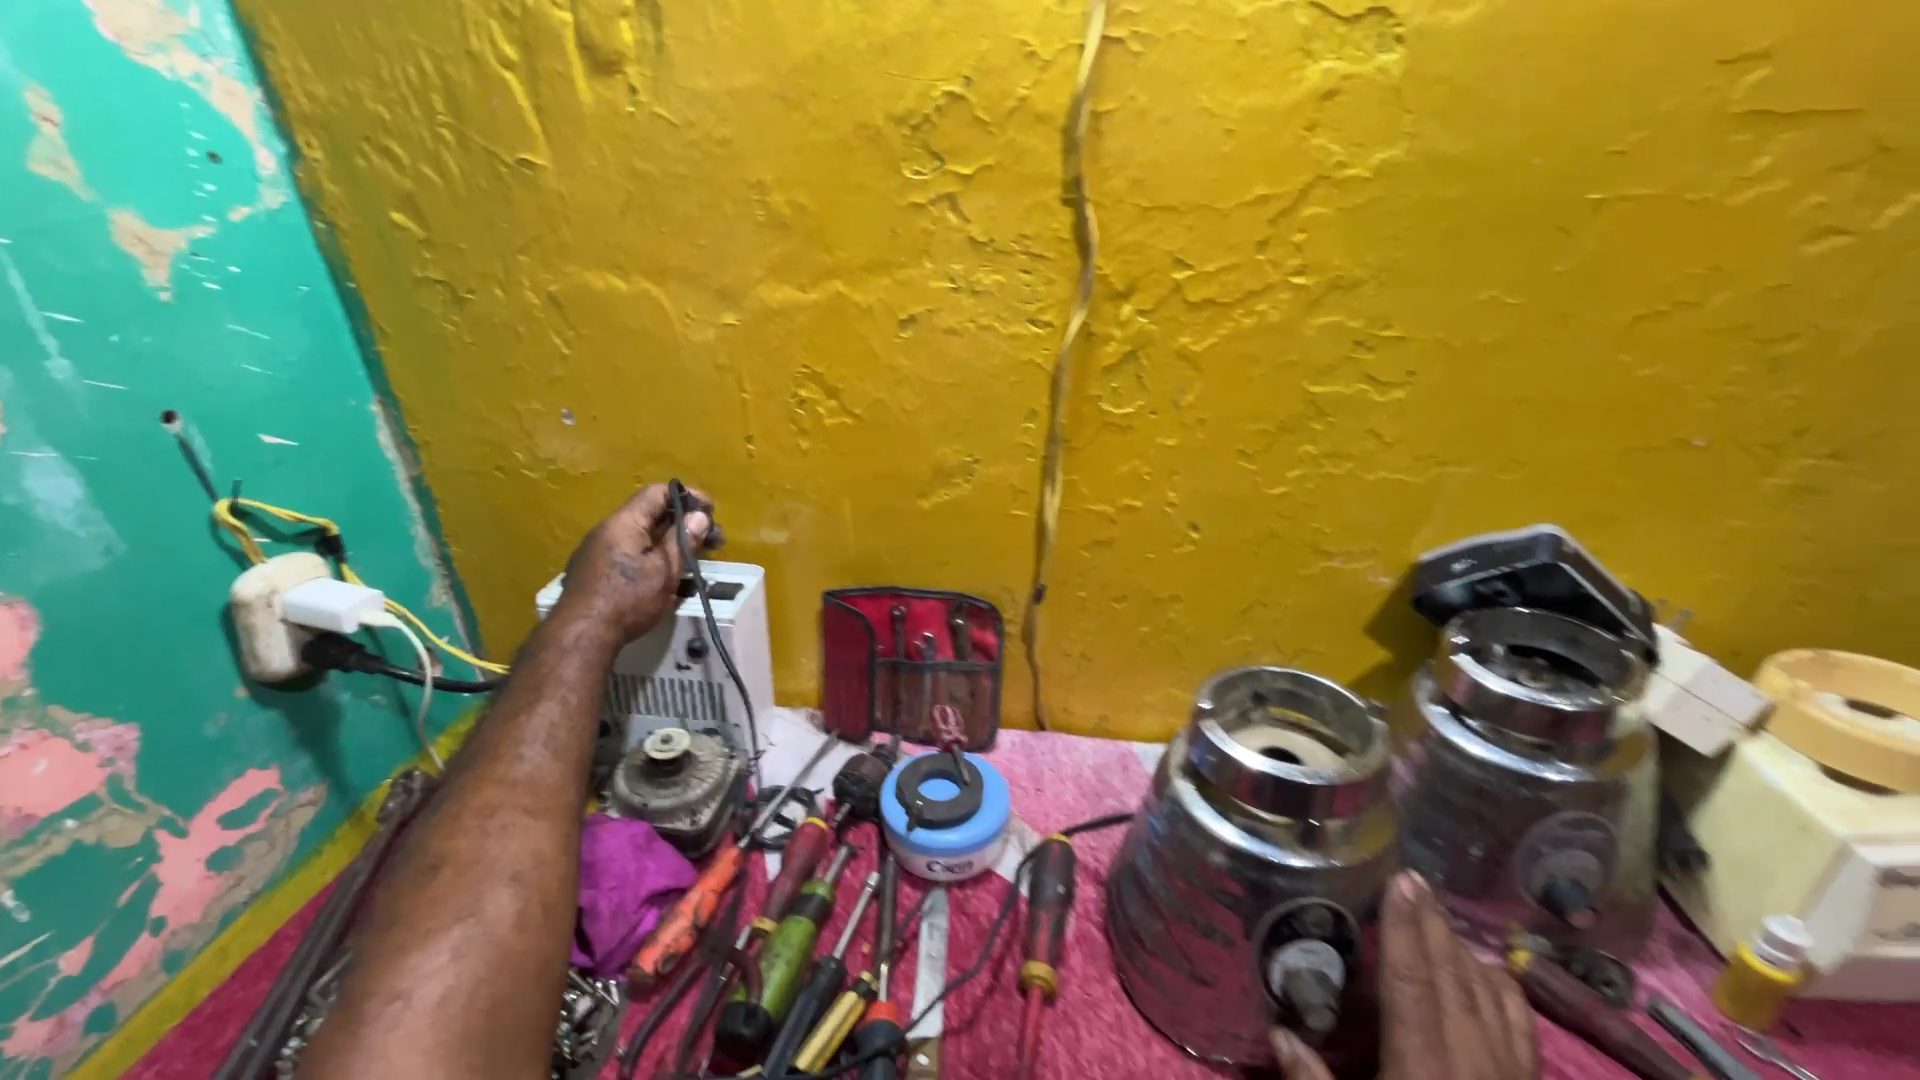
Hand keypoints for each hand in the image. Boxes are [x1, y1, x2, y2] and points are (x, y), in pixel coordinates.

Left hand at [554, 483, 710, 642]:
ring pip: (641, 536)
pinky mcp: (595, 570)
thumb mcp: (665, 570)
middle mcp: (607, 530)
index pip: (657, 492)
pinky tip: (666, 574)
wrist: (582, 634)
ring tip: (693, 559)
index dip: (687, 496)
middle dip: (683, 523)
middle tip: (711, 540)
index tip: (710, 511)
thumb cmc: (628, 599)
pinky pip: (629, 552)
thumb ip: (683, 540)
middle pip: (650, 514)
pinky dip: (652, 554)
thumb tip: (700, 515)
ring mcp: (597, 551)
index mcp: (624, 522)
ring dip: (669, 541)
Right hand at [1271, 871, 1536, 1079]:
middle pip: (1453, 975)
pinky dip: (1504, 988)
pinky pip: (1522, 1025)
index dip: (1407, 928)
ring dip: (1463, 950)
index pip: (1415, 981)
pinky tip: (1490, 972)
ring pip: (1491, 993)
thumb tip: (1280, 1034)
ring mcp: (1509, 1076)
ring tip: (1439, 918)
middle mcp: (1472, 1062)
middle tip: (1414, 880)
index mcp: (1424, 1068)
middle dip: (1432, 924)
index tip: (1401, 881)